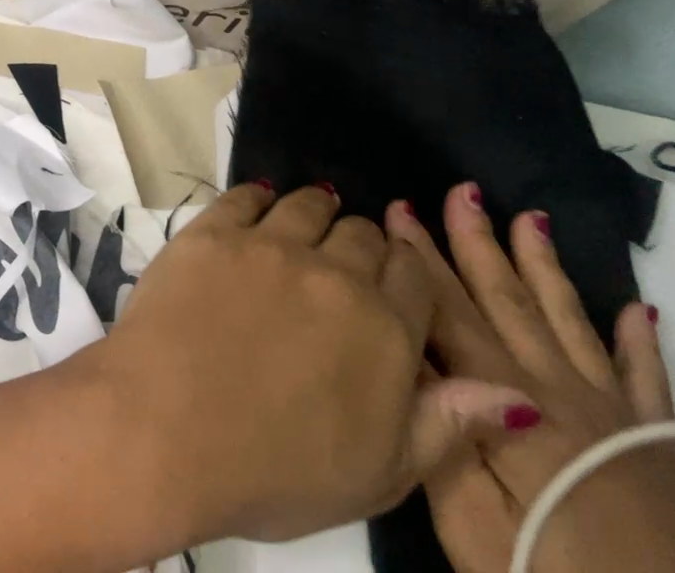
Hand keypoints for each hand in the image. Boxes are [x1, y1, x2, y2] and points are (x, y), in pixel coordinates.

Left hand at [73, 183, 533, 548]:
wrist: (161, 432)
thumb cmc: (271, 471)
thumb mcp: (378, 475)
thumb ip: (446, 426)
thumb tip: (512, 392)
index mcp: (387, 330)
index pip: (417, 278)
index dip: (405, 277)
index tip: (390, 285)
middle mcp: (334, 275)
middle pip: (361, 237)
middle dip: (360, 247)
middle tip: (342, 263)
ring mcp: (266, 247)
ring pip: (306, 207)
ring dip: (314, 212)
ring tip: (308, 220)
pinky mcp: (207, 235)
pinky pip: (242, 198)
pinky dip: (256, 199)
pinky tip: (257, 205)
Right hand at [389, 184, 674, 572]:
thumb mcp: (471, 521)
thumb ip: (440, 436)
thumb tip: (407, 361)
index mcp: (507, 404)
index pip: (451, 317)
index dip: (418, 262)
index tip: (395, 210)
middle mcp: (560, 392)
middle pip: (509, 304)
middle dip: (477, 245)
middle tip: (462, 190)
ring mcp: (613, 414)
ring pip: (569, 321)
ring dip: (544, 267)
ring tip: (531, 217)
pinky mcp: (653, 443)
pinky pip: (645, 377)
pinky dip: (638, 339)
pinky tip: (637, 308)